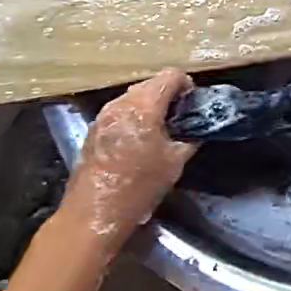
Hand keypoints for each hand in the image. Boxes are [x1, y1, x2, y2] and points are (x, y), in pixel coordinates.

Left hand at [59, 69, 196, 252]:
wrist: (93, 214)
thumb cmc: (138, 188)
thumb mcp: (174, 164)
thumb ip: (189, 139)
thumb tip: (196, 129)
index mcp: (144, 106)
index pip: (170, 76)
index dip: (186, 84)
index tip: (192, 102)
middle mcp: (121, 103)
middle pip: (151, 83)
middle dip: (168, 94)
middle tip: (180, 115)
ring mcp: (104, 114)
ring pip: (133, 96)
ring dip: (149, 104)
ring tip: (160, 127)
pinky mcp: (94, 128)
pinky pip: (119, 110)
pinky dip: (133, 115)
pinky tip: (139, 137)